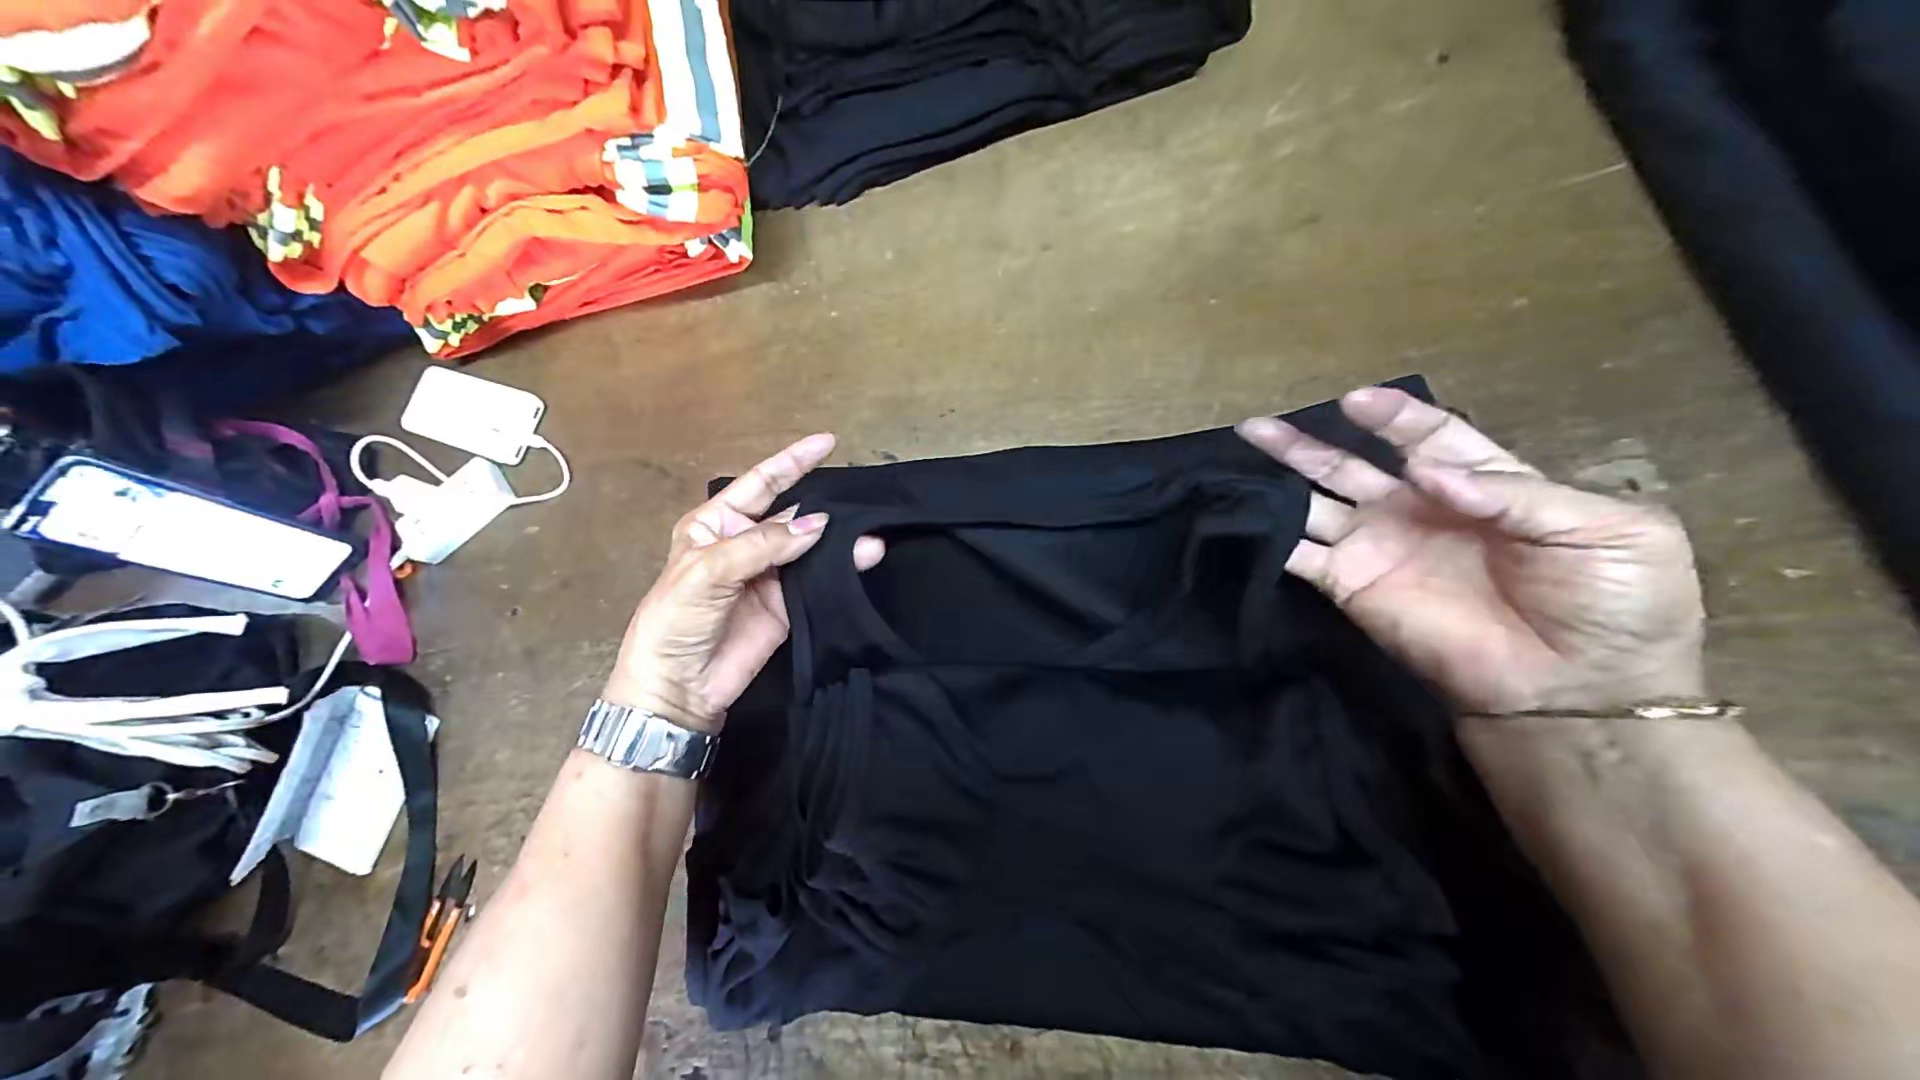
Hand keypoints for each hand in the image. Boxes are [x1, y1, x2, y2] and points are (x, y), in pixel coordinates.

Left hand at [602, 433, 883, 731]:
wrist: (677, 687)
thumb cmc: (673, 620)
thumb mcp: (707, 571)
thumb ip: (763, 544)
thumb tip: (817, 524)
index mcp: (714, 524)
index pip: (759, 484)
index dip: (792, 463)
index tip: (828, 443)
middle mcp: (744, 544)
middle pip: (789, 514)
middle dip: (822, 503)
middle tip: (859, 496)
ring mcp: (768, 575)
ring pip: (809, 547)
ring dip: (838, 539)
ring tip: (868, 534)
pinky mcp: (786, 604)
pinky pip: (817, 579)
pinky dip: (840, 568)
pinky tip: (863, 557)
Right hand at [1237, 387, 1704, 713]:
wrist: (1576, 690)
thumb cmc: (1614, 603)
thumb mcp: (1605, 528)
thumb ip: (1514, 493)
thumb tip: (1425, 474)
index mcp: (1480, 486)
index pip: (1429, 437)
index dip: (1394, 417)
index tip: (1357, 401)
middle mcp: (1416, 511)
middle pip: (1350, 465)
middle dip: (1307, 442)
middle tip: (1261, 425)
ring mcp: (1378, 549)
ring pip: (1313, 502)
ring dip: (1280, 477)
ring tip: (1245, 445)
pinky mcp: (1349, 586)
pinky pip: (1301, 554)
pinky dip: (1272, 535)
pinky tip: (1245, 512)